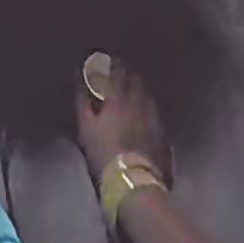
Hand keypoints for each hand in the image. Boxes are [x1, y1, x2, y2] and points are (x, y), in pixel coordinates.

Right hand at [75, 54, 167, 181]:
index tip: (111, 58)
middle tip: (123, 74)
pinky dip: (150, 111)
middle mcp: (139, 104)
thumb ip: (83, 101)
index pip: (119, 73)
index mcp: (119, 99)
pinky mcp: (164, 137)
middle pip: (137, 82)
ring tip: (136, 92)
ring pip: (149, 98)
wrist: (134, 184)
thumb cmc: (104, 152)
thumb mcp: (85, 126)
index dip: (115, 63)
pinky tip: (147, 117)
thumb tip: (79, 80)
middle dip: (130, 75)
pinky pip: (157, 116)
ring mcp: (155, 120)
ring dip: (141, 91)